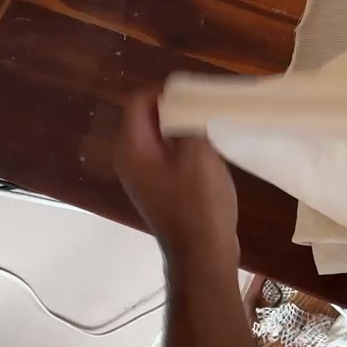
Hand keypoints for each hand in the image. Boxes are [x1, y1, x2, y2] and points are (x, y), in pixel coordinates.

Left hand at [115, 88, 238, 272]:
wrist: (202, 254)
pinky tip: (212, 152)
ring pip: (162, 136)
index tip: (202, 94)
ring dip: (186, 128)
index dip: (168, 92)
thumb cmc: (199, 207)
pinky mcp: (162, 186)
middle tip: (212, 108)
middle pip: (149, 117)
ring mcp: (145, 175)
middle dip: (180, 108)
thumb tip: (190, 101)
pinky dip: (188, 147)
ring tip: (215, 127)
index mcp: (132, 149)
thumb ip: (191, 124)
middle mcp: (130, 159)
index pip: (139, 101)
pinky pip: (170, 154)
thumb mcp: (199, 159)